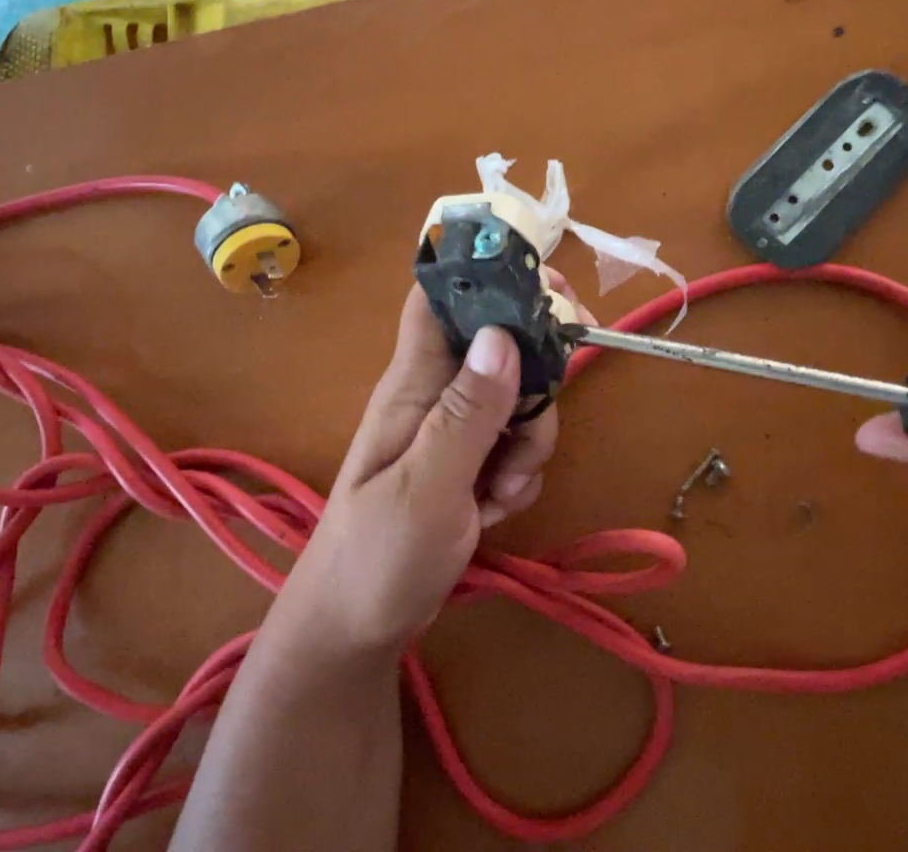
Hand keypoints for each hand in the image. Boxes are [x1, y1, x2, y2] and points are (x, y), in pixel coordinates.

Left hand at [286, 273, 590, 653]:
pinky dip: (519, 475)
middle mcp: (435, 396)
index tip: (550, 290)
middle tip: (530, 436)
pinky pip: (515, 448)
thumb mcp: (427, 486)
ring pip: (518, 403)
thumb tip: (504, 333)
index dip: (491, 277)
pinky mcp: (469, 466)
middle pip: (503, 350)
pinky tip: (496, 510)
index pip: (442, 298)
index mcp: (414, 384)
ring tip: (501, 494)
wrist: (356, 629)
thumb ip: (467, 414)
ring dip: (529, 444)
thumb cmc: (378, 557)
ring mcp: (453, 433)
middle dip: (535, 387)